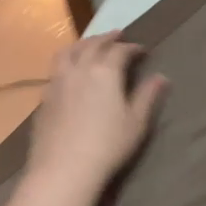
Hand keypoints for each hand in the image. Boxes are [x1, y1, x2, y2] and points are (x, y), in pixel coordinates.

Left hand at [27, 31, 167, 187]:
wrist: (63, 169)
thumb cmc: (107, 145)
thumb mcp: (136, 122)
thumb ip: (147, 96)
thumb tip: (161, 77)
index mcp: (105, 71)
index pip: (120, 50)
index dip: (132, 48)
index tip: (142, 50)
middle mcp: (79, 69)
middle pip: (92, 44)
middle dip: (107, 38)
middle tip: (117, 36)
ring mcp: (57, 82)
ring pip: (68, 52)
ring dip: (82, 44)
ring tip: (89, 45)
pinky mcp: (44, 97)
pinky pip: (55, 69)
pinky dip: (66, 62)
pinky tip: (70, 73)